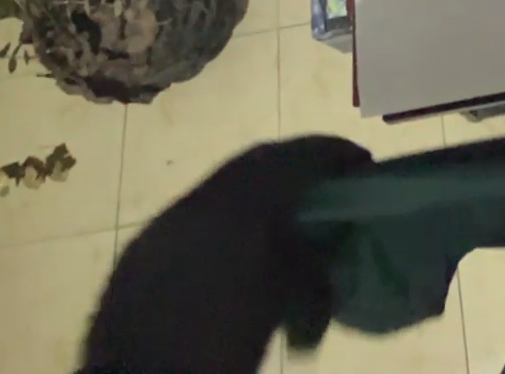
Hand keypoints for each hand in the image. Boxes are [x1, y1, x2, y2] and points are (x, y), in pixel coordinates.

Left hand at [84, 137, 373, 373]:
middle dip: (298, 167)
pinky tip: (243, 251)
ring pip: (225, 186)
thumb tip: (327, 252)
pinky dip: (230, 219)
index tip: (362, 163)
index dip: (332, 153)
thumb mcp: (276, 308)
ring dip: (263, 193)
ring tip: (291, 220)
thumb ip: (308, 268)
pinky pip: (198, 215)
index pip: (294, 156)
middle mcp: (199, 201)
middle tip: (331, 186)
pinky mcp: (142, 252)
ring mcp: (165, 224)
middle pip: (257, 162)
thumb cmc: (214, 351)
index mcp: (237, 207)